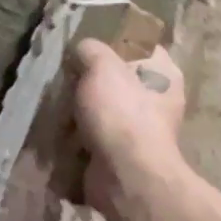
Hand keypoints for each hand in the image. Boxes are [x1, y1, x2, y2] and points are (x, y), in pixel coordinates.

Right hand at [70, 39, 187, 217]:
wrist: (126, 177)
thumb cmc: (122, 112)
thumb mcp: (102, 65)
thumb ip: (90, 49)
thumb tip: (82, 51)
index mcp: (164, 74)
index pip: (142, 47)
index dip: (115, 43)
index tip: (89, 47)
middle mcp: (157, 100)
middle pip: (117, 80)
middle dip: (89, 81)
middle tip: (66, 79)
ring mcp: (139, 131)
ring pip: (102, 110)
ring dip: (79, 111)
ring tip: (57, 106)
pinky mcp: (121, 155)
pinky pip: (94, 138)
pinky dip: (77, 137)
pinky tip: (58, 131)